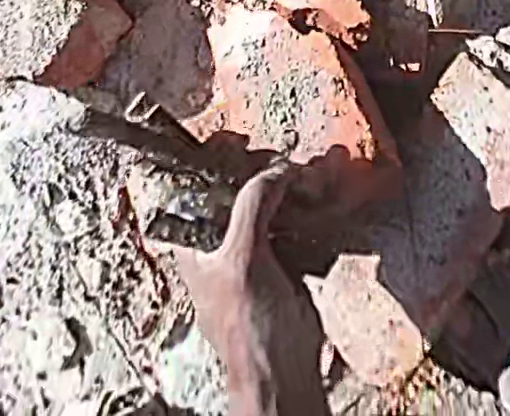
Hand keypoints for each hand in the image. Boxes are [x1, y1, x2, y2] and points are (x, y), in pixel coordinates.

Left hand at [173, 165, 328, 415]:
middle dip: (259, 166)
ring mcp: (250, 244)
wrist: (285, 371)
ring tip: (304, 166)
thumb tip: (277, 170)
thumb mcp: (242, 259)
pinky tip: (317, 184)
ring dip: (286, 180)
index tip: (235, 138)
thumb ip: (254, 206)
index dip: (209, 157)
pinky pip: (290, 215)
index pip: (193, 184)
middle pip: (235, 186)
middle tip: (277, 154)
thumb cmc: (247, 328)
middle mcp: (218, 238)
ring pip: (266, 198)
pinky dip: (304, 198)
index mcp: (193, 239)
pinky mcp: (280, 253)